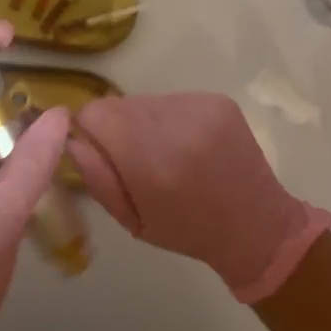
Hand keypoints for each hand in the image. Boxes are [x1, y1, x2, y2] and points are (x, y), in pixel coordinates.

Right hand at [69, 92, 330, 302]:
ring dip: (144, 122)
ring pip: (144, 100)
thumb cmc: (187, 230)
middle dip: (118, 129)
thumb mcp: (131, 219)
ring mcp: (199, 108)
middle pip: (117, 105)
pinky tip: (188, 145)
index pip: (93, 113)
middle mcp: (174, 124)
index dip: (91, 133)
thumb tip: (72, 138)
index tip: (106, 157)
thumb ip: (97, 178)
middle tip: (139, 162)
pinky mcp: (217, 100)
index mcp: (150, 159)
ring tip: (167, 154)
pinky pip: (171, 99)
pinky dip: (170, 119)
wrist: (257, 226)